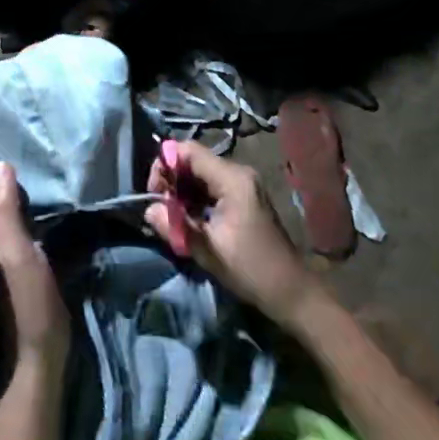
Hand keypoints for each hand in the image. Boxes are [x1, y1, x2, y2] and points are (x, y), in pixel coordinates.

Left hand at [0, 162, 69, 370]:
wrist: (47, 357)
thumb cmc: (29, 303)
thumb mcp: (17, 255)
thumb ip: (6, 215)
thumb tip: (0, 164)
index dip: (2, 174)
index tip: (20, 145)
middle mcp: (1, 248)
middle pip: (8, 206)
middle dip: (21, 183)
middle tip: (46, 153)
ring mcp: (19, 262)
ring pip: (25, 220)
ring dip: (36, 200)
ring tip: (60, 172)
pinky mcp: (39, 272)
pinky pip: (41, 235)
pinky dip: (50, 220)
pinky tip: (69, 209)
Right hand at [145, 141, 324, 324]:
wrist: (290, 288)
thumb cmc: (250, 268)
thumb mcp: (208, 250)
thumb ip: (175, 226)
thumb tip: (148, 209)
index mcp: (232, 179)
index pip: (188, 151)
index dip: (164, 165)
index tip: (154, 194)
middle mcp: (238, 172)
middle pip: (194, 160)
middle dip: (171, 180)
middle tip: (161, 209)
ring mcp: (243, 183)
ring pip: (200, 173)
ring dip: (181, 190)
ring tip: (172, 216)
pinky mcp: (243, 195)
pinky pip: (211, 184)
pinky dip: (195, 197)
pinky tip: (188, 219)